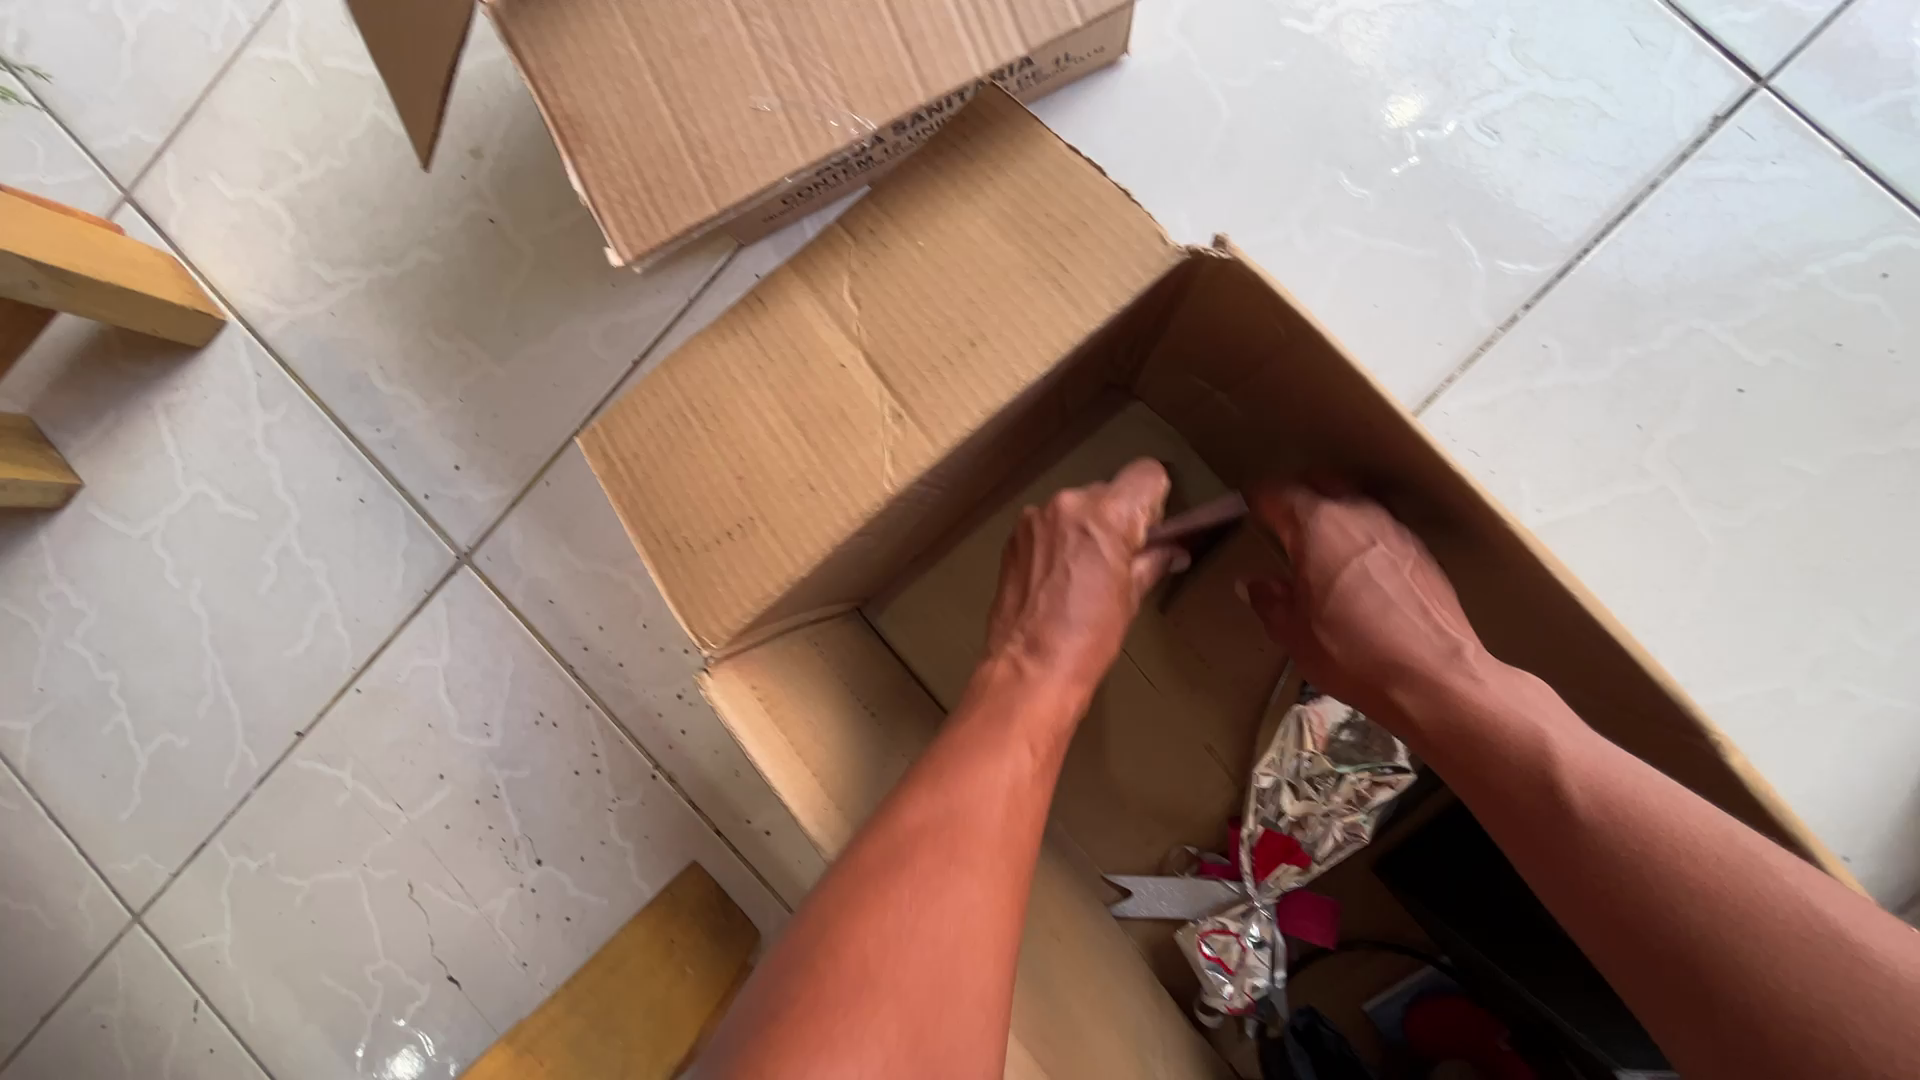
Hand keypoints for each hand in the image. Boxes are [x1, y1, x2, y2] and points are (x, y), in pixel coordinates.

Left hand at [984, 458, 1183, 698]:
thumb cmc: (1087, 638)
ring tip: (1083, 575)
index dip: (1154, 500)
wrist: (1029, 668)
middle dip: (1118, 519)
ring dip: (1084, 530)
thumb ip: (1152, 561)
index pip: (1146, 474)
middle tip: (1119, 560)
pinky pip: (1047, 525)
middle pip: (1108, 492)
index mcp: (1106, 514)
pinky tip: (1057, 578)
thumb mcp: (1131, 597)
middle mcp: (1067, 504)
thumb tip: (1172, 550)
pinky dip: (1057, 541)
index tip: (1151, 530)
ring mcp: (1035, 518)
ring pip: (1075, 508)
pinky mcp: (1013, 537)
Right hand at [1243, 482, 1489, 728]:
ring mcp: (1395, 530)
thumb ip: (1268, 599)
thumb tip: (1256, 583)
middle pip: (1321, 483)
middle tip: (1280, 520)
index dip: (1256, 500)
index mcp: (1316, 526)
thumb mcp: (1291, 632)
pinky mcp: (1422, 553)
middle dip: (1298, 495)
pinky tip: (1356, 573)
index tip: (1245, 511)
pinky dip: (1361, 540)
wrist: (1433, 677)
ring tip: (1318, 546)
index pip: (1276, 493)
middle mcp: (1357, 515)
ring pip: (1355, 504)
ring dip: (1334, 515)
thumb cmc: (1350, 652)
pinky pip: (1380, 531)